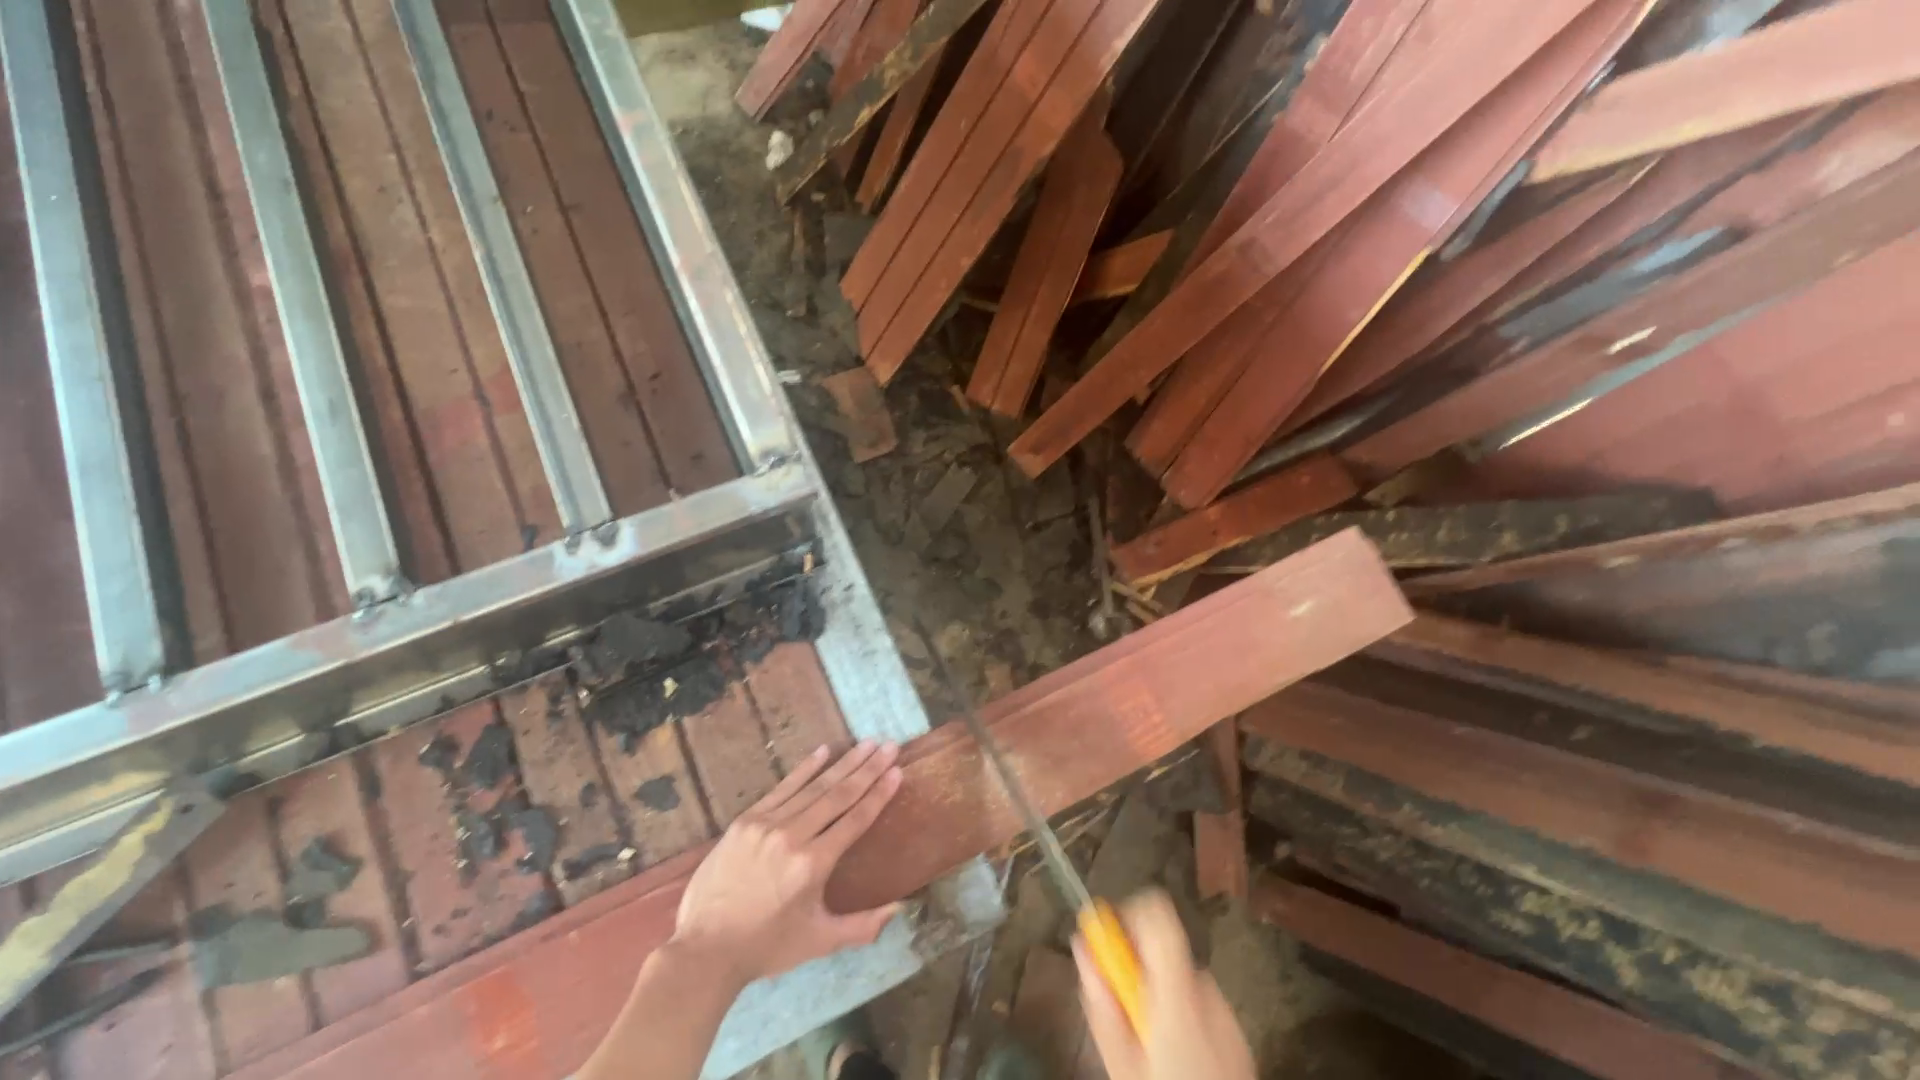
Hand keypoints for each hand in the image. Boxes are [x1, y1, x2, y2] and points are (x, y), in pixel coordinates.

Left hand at [669, 741, 903, 986]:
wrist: (705, 949)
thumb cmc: (767, 946)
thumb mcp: (820, 941)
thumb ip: (863, 926)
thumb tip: (900, 907)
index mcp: (813, 865)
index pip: (855, 820)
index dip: (879, 794)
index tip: (897, 771)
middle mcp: (792, 837)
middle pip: (838, 796)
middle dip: (867, 769)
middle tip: (889, 746)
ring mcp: (765, 825)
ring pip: (812, 787)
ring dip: (842, 763)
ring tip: (866, 744)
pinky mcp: (745, 822)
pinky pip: (782, 789)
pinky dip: (804, 769)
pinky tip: (823, 751)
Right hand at [1076, 890, 1254, 1079]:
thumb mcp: (1119, 1062)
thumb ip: (1100, 1001)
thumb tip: (1083, 948)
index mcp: (1177, 995)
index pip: (1158, 916)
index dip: (1130, 914)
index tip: (1107, 938)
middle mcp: (1207, 992)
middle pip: (1166, 950)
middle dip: (1138, 968)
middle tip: (1120, 1010)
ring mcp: (1227, 1014)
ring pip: (1182, 980)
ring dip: (1160, 995)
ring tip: (1148, 1045)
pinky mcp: (1238, 1036)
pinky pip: (1200, 1005)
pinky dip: (1182, 1015)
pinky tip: (1175, 1058)